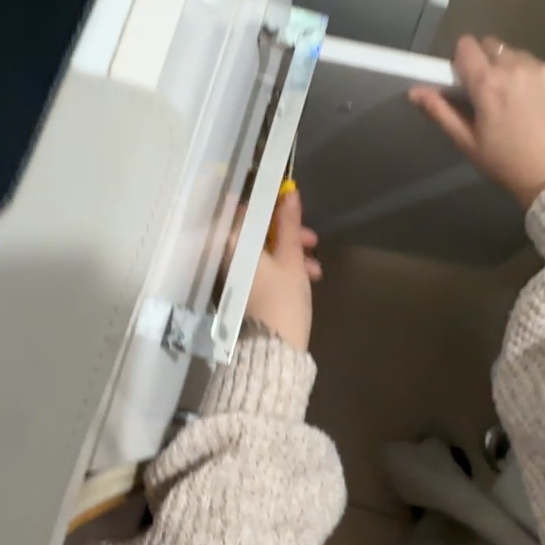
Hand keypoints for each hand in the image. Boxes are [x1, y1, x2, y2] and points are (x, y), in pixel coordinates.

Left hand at [242, 189, 321, 351]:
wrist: (272, 351)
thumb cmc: (282, 300)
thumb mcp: (291, 259)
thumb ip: (289, 224)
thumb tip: (288, 193)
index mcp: (233, 246)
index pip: (242, 211)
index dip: (267, 204)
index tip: (289, 204)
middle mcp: (228, 258)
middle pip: (256, 233)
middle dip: (287, 232)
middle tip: (312, 240)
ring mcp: (236, 277)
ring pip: (264, 252)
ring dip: (291, 253)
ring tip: (316, 268)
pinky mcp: (246, 293)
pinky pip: (264, 270)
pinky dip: (284, 269)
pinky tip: (308, 278)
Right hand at [407, 35, 544, 206]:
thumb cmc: (506, 163)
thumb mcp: (468, 142)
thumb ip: (441, 111)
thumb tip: (414, 91)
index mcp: (487, 83)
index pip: (466, 46)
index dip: (463, 61)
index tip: (467, 80)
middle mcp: (516, 67)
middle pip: (493, 46)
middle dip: (489, 63)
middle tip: (494, 93)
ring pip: (520, 56)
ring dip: (516, 71)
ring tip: (521, 101)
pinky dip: (541, 80)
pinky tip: (543, 104)